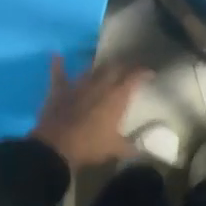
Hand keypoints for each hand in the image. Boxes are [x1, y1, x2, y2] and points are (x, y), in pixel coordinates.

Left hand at [29, 56, 149, 169]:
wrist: (56, 148)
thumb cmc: (89, 147)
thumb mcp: (116, 150)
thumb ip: (132, 147)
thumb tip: (145, 149)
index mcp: (116, 97)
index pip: (133, 77)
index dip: (143, 72)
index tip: (150, 72)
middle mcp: (99, 84)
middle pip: (114, 67)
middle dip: (124, 66)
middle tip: (129, 68)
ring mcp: (78, 85)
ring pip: (92, 69)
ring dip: (100, 67)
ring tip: (106, 66)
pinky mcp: (59, 89)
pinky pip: (59, 73)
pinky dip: (58, 64)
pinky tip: (57, 55)